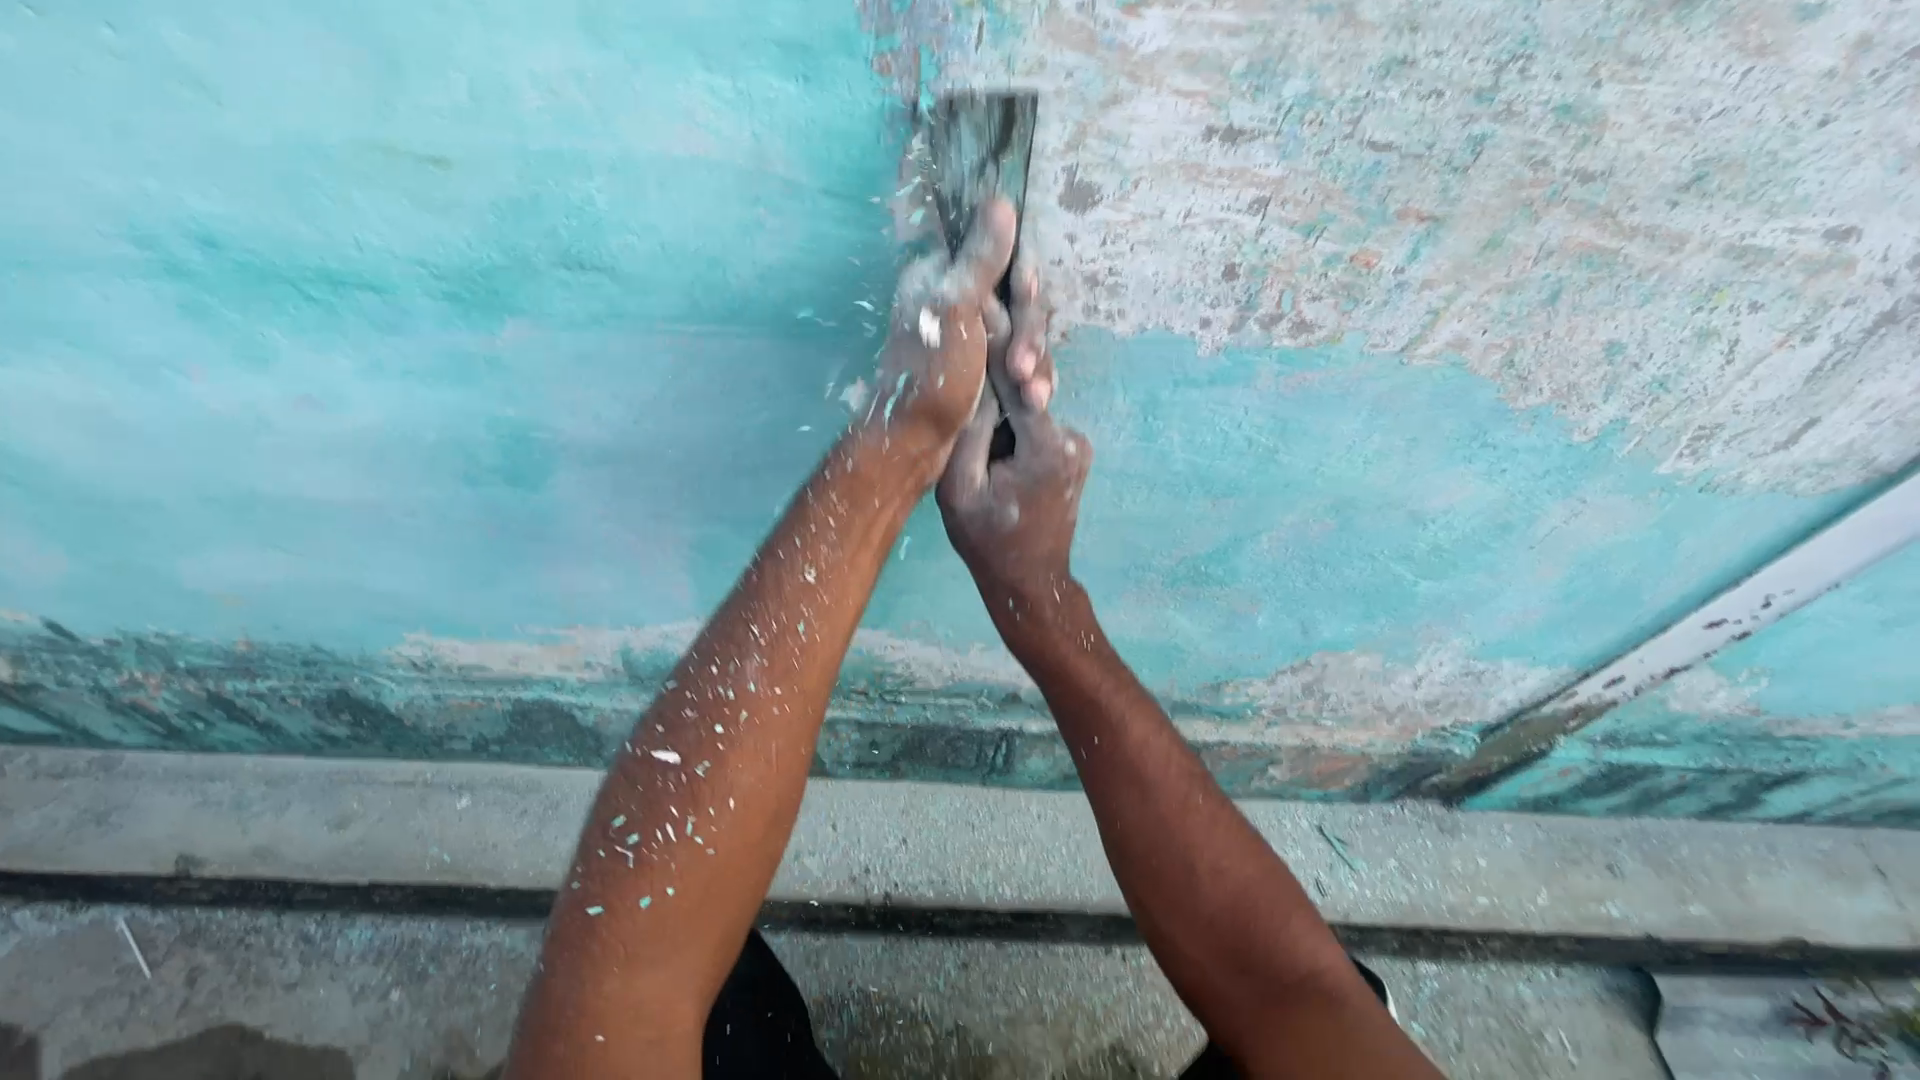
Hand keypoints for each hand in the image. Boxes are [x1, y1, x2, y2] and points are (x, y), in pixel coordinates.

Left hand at [867, 198, 1016, 476]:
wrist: (917, 444)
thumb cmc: (929, 376)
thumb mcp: (955, 309)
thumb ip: (980, 259)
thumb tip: (1001, 202)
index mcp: (941, 276)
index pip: (999, 254)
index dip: (1020, 278)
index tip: (1024, 295)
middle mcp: (959, 301)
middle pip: (1019, 299)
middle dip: (1027, 334)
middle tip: (1021, 367)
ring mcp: (976, 337)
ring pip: (1027, 333)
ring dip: (1035, 363)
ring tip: (1031, 395)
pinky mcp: (989, 369)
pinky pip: (1026, 362)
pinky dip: (1033, 381)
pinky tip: (1034, 401)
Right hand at [936, 260, 1090, 627]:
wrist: (1032, 579)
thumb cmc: (989, 543)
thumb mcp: (959, 491)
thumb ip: (966, 432)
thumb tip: (967, 379)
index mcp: (1044, 448)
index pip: (1015, 378)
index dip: (997, 333)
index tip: (981, 289)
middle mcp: (1069, 436)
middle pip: (1036, 371)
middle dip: (1019, 321)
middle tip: (1015, 264)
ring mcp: (1074, 441)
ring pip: (1038, 388)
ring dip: (1019, 346)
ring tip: (1016, 285)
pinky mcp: (1067, 446)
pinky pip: (1037, 408)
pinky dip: (1019, 381)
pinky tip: (1008, 344)